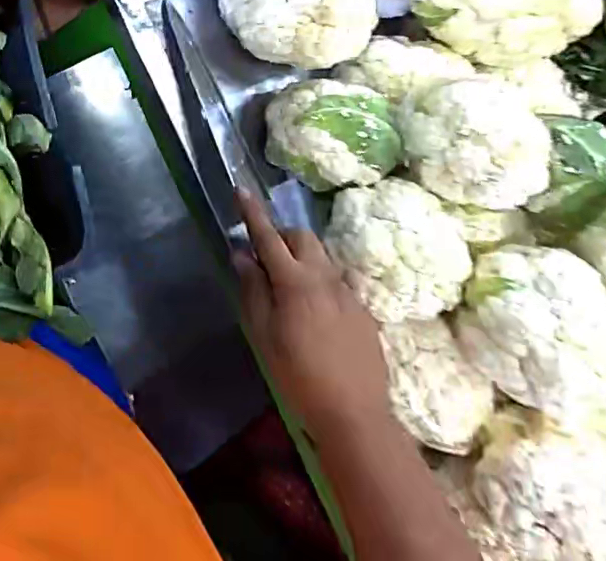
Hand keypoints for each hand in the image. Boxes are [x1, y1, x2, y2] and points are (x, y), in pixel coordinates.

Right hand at [230, 190, 390, 428]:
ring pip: (323, 257)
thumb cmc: (298, 375)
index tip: (241, 190)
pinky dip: (321, 281)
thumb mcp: (263, 334)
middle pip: (303, 237)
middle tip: (266, 257)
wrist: (355, 415)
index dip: (252, 213)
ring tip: (290, 285)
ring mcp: (349, 293)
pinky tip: (316, 311)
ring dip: (303, 257)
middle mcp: (324, 278)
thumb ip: (252, 288)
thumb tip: (242, 254)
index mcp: (295, 282)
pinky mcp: (364, 310)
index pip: (268, 237)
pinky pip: (338, 281)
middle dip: (282, 236)